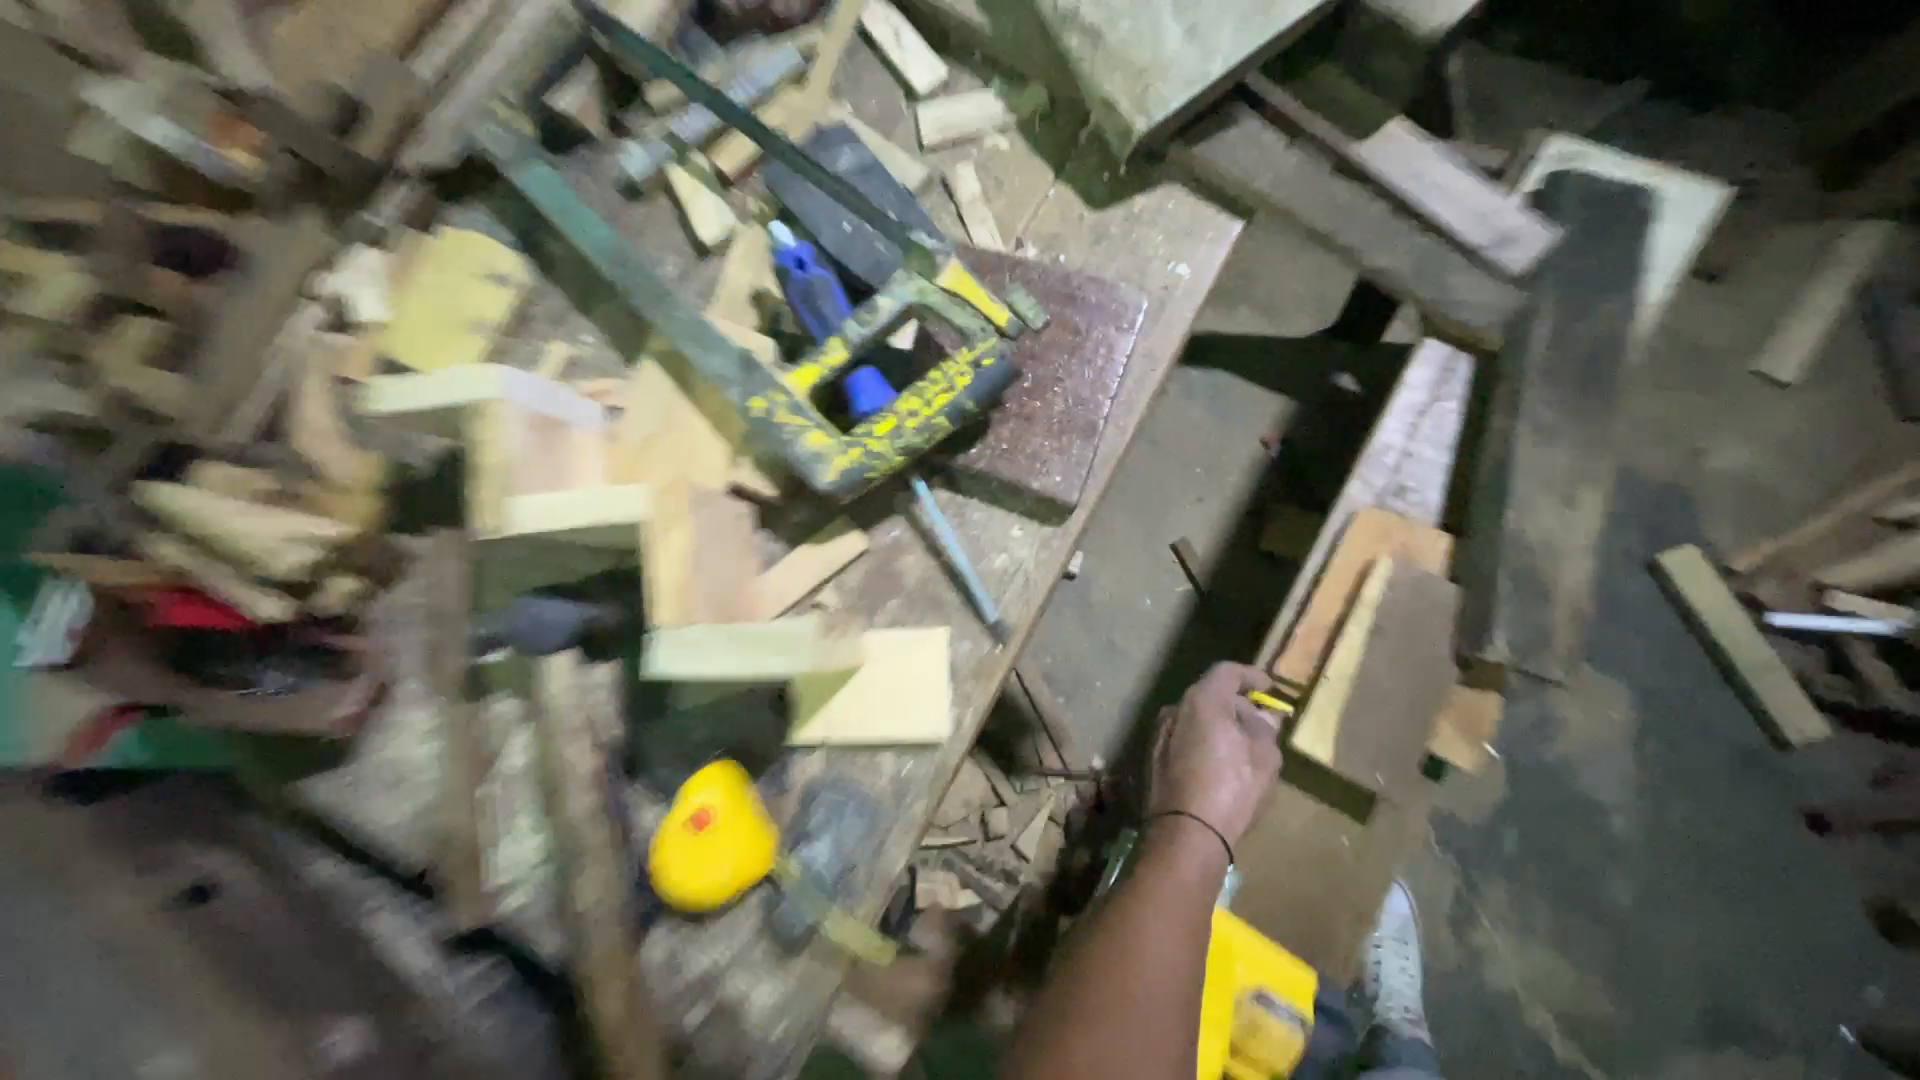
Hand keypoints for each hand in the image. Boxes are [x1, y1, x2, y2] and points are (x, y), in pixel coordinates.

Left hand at [1148, 662, 1282, 848]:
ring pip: (1195, 719)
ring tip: (1243, 746)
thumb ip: (1264, 728)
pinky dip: (1203, 742)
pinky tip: (1220, 763)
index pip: (1226, 672)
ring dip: (1218, 725)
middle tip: (1260, 723)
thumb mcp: (1264, 756)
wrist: (1186, 833)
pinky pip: (1185, 739)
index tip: (1267, 687)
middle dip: (1236, 704)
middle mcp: (1175, 710)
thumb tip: (1261, 715)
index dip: (1250, 675)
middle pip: (1209, 695)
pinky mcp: (1155, 759)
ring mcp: (1160, 735)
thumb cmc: (1232, 789)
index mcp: (1202, 700)